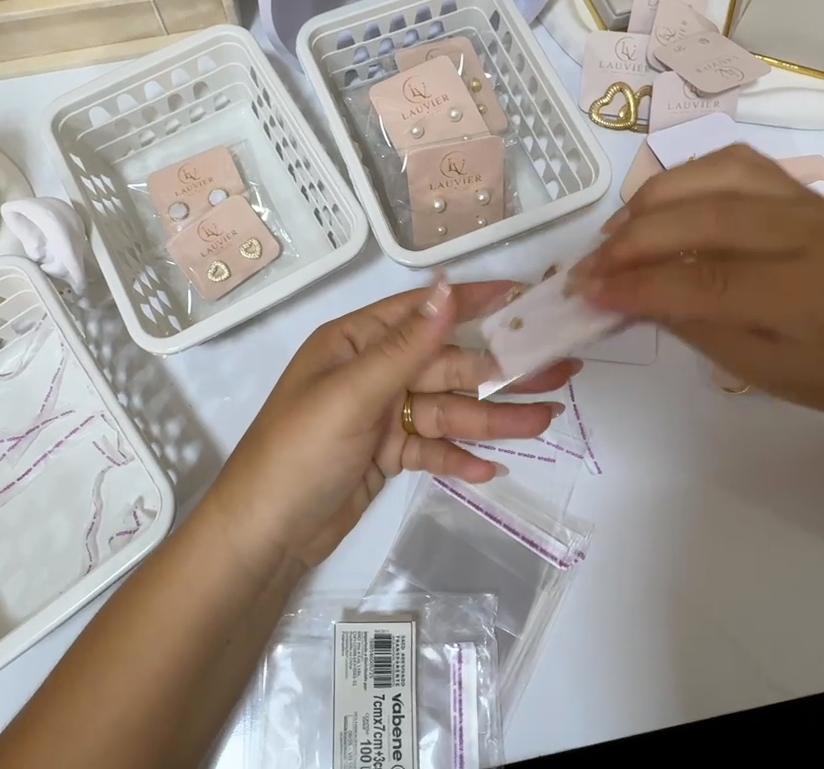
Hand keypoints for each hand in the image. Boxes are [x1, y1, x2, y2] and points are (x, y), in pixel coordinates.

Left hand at [205, 279, 578, 568]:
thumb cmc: (298, 451)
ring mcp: (380, 414)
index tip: (523, 296)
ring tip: (544, 421)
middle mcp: (371, 371)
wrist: (263, 534)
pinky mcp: (386, 453)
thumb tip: (445, 289)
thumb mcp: (352, 393)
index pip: (422, 312)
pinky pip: (431, 447)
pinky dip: (458, 455)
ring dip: (491, 418)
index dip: (472, 302)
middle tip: (559, 371)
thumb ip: (405, 346)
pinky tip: (491, 467)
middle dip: (498, 373)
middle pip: (445, 366)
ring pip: (446, 409)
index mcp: (355, 342)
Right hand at [567, 144, 823, 419]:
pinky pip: (734, 163)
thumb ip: (686, 322)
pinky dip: (685, 177)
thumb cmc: (815, 371)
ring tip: (615, 231)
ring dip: (654, 199)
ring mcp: (817, 201)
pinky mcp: (802, 185)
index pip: (713, 283)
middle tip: (590, 264)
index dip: (643, 284)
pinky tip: (655, 205)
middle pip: (711, 220)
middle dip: (637, 241)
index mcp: (819, 297)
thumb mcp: (748, 367)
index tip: (588, 291)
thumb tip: (617, 290)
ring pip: (719, 175)